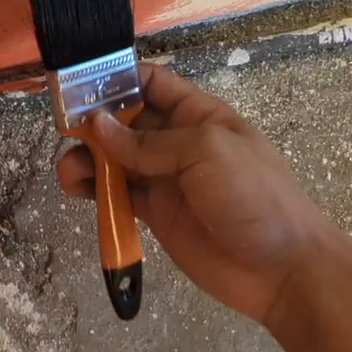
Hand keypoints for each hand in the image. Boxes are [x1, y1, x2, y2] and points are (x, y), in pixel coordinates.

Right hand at [57, 64, 348, 324]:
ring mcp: (166, 177)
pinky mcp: (156, 212)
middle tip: (65, 133)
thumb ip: (148, 141)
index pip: (149, 83)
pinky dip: (94, 189)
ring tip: (68, 172)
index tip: (79, 85)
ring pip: (115, 157)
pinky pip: (118, 193)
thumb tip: (98, 125)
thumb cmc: (255, 196)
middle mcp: (177, 140)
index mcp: (197, 114)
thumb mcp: (205, 153)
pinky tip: (77, 190)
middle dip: (92, 122)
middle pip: (124, 120)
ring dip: (88, 159)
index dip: (116, 79)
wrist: (287, 272)